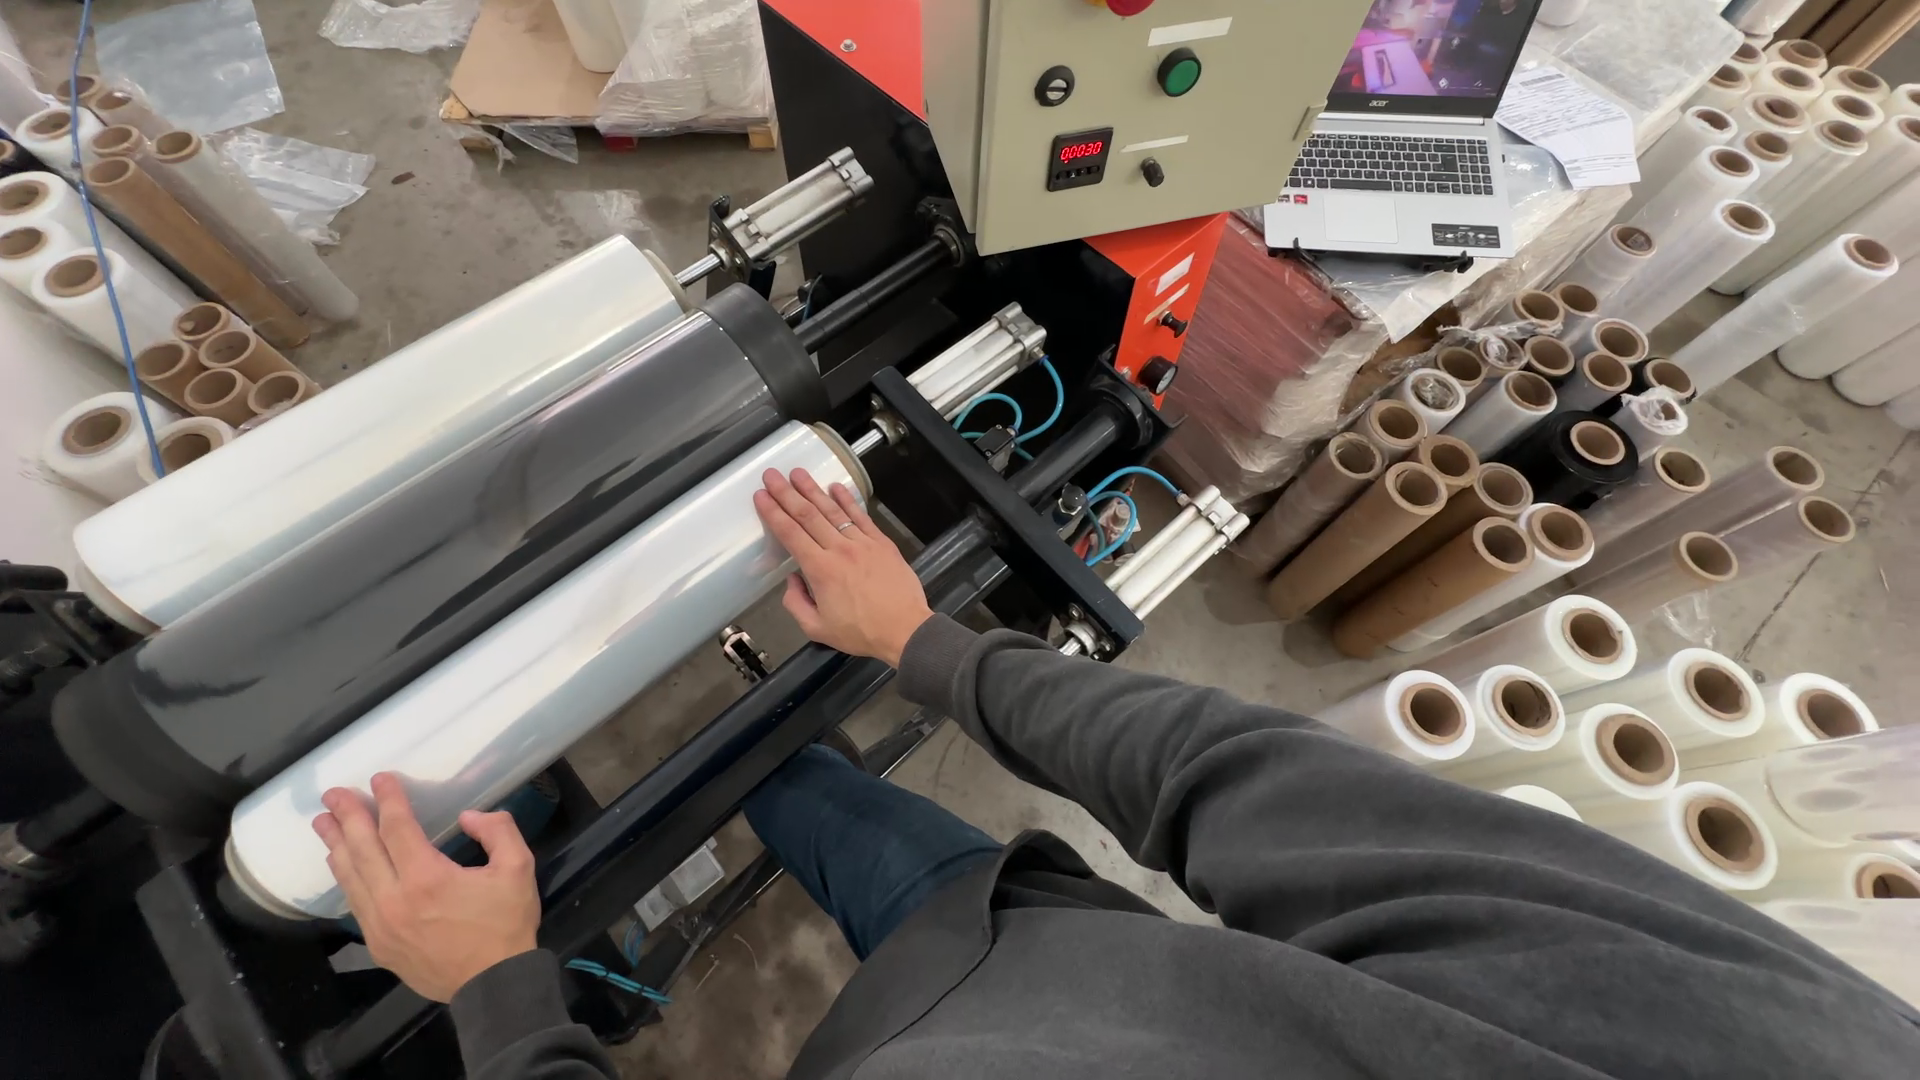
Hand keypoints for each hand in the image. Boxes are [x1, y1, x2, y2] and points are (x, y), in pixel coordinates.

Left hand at [313, 773, 539, 1002]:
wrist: (491, 982)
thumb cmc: (506, 921)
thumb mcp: (519, 867)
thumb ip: (498, 831)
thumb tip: (470, 817)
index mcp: (428, 878)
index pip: (398, 830)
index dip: (388, 801)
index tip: (379, 778)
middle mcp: (394, 899)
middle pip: (363, 851)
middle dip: (348, 818)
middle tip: (333, 794)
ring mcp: (380, 924)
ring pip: (351, 878)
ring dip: (337, 846)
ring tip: (323, 823)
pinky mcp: (378, 943)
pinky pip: (355, 902)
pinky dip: (346, 876)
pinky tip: (343, 863)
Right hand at [753, 468, 932, 667]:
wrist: (905, 629)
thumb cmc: (862, 632)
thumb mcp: (817, 629)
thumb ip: (796, 603)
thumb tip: (792, 579)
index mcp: (821, 570)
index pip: (791, 534)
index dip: (773, 513)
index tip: (761, 496)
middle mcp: (840, 550)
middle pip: (808, 515)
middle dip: (787, 493)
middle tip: (772, 474)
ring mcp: (863, 543)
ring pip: (833, 511)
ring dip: (813, 490)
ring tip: (798, 473)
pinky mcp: (882, 543)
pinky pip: (861, 517)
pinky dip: (847, 500)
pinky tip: (835, 487)